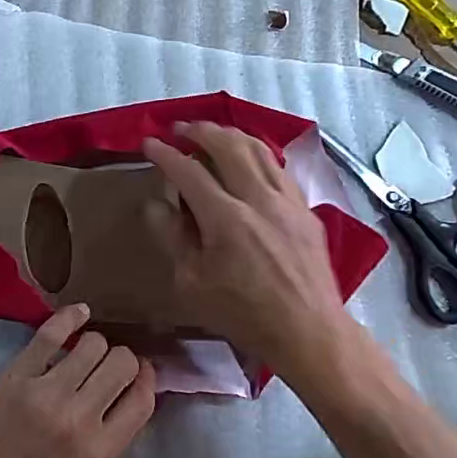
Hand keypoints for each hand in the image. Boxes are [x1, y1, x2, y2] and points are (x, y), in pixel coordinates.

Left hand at [0, 304, 156, 457]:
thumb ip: (119, 437)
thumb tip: (139, 387)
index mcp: (99, 452)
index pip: (142, 399)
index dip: (148, 378)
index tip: (142, 371)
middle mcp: (77, 420)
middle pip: (121, 363)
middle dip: (123, 360)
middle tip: (110, 367)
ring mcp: (46, 394)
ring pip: (93, 344)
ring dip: (96, 346)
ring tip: (87, 355)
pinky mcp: (17, 377)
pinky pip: (51, 334)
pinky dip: (70, 317)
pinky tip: (80, 313)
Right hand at [143, 122, 350, 371]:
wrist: (307, 329)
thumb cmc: (243, 314)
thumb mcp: (192, 285)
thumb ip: (172, 238)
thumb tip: (156, 203)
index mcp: (226, 218)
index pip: (188, 172)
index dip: (165, 154)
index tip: (149, 143)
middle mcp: (258, 198)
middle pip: (227, 146)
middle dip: (200, 131)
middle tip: (181, 128)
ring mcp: (287, 200)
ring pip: (258, 150)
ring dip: (231, 135)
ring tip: (214, 133)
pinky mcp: (305, 208)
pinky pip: (279, 167)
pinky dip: (259, 154)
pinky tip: (251, 158)